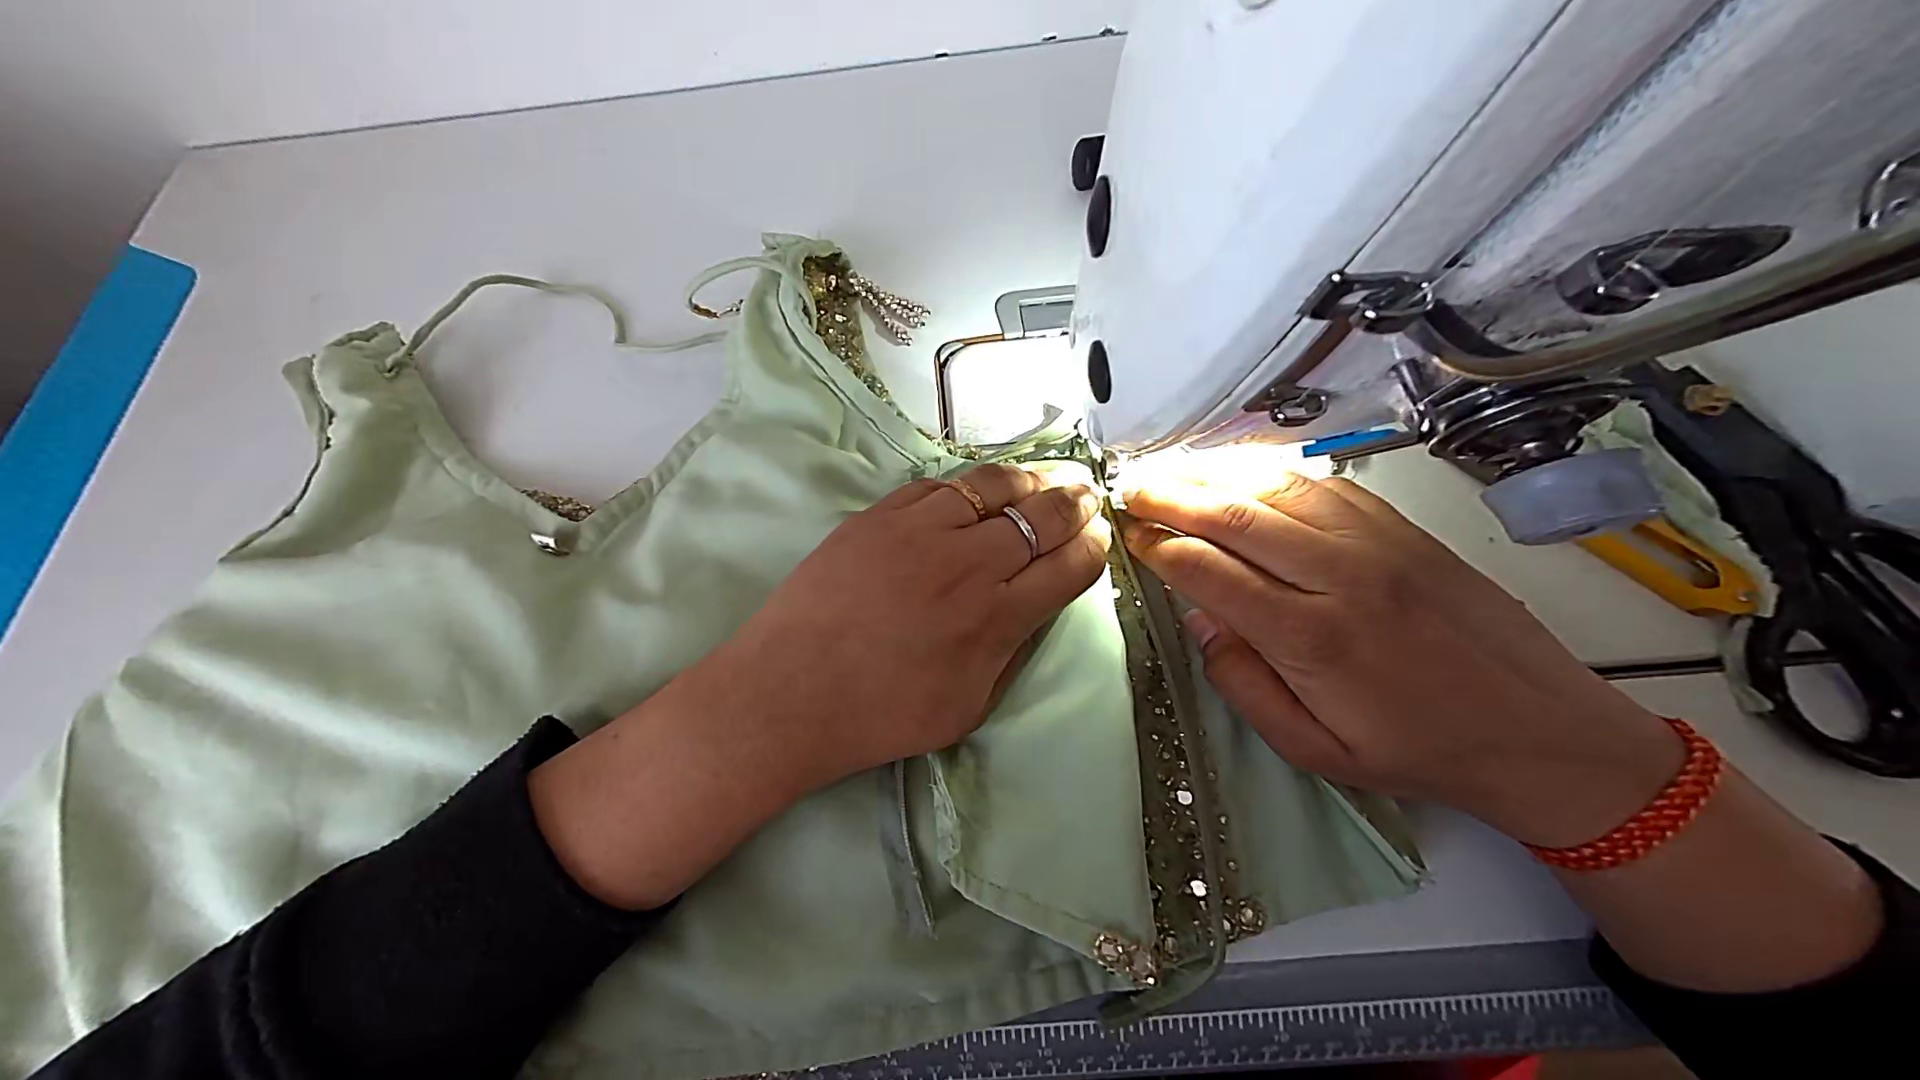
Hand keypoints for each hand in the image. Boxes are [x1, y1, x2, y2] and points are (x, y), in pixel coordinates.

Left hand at [694, 461, 1112, 789]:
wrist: (788, 693)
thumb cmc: (880, 715)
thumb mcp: (967, 707)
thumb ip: (1011, 653)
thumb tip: (1036, 608)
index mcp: (996, 618)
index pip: (1068, 567)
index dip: (1093, 548)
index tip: (1100, 537)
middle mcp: (968, 563)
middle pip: (1041, 517)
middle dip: (1075, 504)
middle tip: (1086, 495)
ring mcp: (920, 531)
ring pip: (993, 486)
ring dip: (1029, 480)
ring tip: (1043, 479)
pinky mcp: (879, 515)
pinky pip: (939, 486)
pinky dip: (970, 485)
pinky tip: (979, 489)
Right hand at [1126, 470, 1886, 997]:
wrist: (1544, 734)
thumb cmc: (1416, 750)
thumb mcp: (1315, 750)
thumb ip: (1244, 686)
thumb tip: (1200, 620)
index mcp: (1312, 639)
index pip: (1208, 571)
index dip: (1159, 548)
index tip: (1130, 537)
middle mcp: (1341, 576)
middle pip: (1233, 514)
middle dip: (1170, 496)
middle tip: (1131, 489)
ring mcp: (1378, 543)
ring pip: (1275, 485)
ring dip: (1213, 472)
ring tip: (1171, 472)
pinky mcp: (1404, 529)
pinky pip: (1322, 482)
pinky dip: (1270, 469)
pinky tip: (1239, 468)